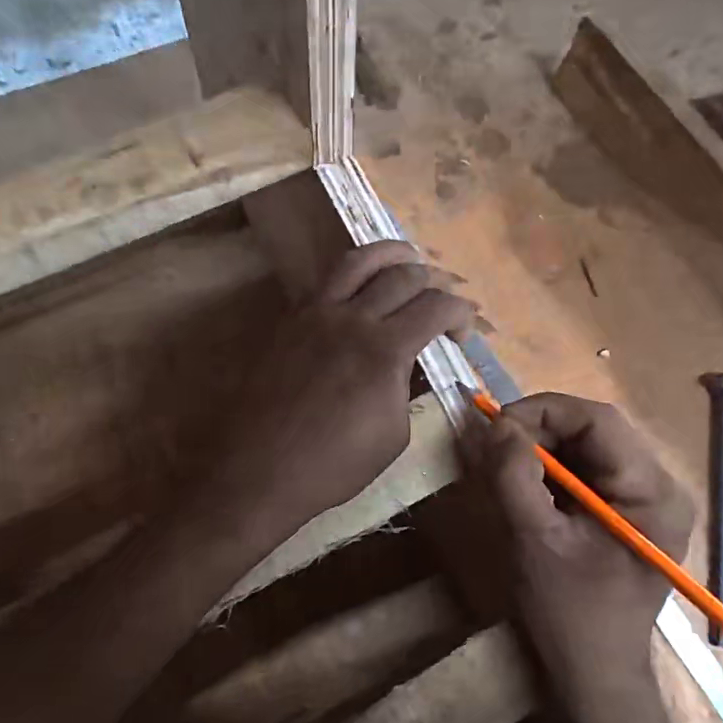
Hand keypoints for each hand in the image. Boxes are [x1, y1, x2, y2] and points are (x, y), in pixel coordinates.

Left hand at [208, 241, 477, 534]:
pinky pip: (324, 279)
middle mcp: (352, 318)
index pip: (437, 306)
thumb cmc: (333, 464)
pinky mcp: (290, 319)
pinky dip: (352, 272)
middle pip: (404, 275)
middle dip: (436, 281)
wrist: (259, 469)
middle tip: (444, 298)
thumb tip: (410, 364)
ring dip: (391, 254)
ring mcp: (316, 313)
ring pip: (358, 260)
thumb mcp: (393, 435)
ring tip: (408, 257)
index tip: (463, 331)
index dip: (461, 312)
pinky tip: (359, 283)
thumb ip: (406, 389)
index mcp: (385, 350)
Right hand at [483, 394, 694, 692]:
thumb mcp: (532, 539)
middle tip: (498, 445)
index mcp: (652, 493)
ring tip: (509, 463)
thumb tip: (497, 425)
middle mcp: (662, 485)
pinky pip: (592, 467)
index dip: (543, 411)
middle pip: (597, 428)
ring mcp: (651, 497)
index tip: (497, 427)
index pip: (598, 420)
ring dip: (546, 446)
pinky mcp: (633, 509)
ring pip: (591, 444)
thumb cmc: (568, 613)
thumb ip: (513, 475)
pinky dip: (556, 466)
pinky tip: (530, 482)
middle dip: (542, 429)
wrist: (595, 674)